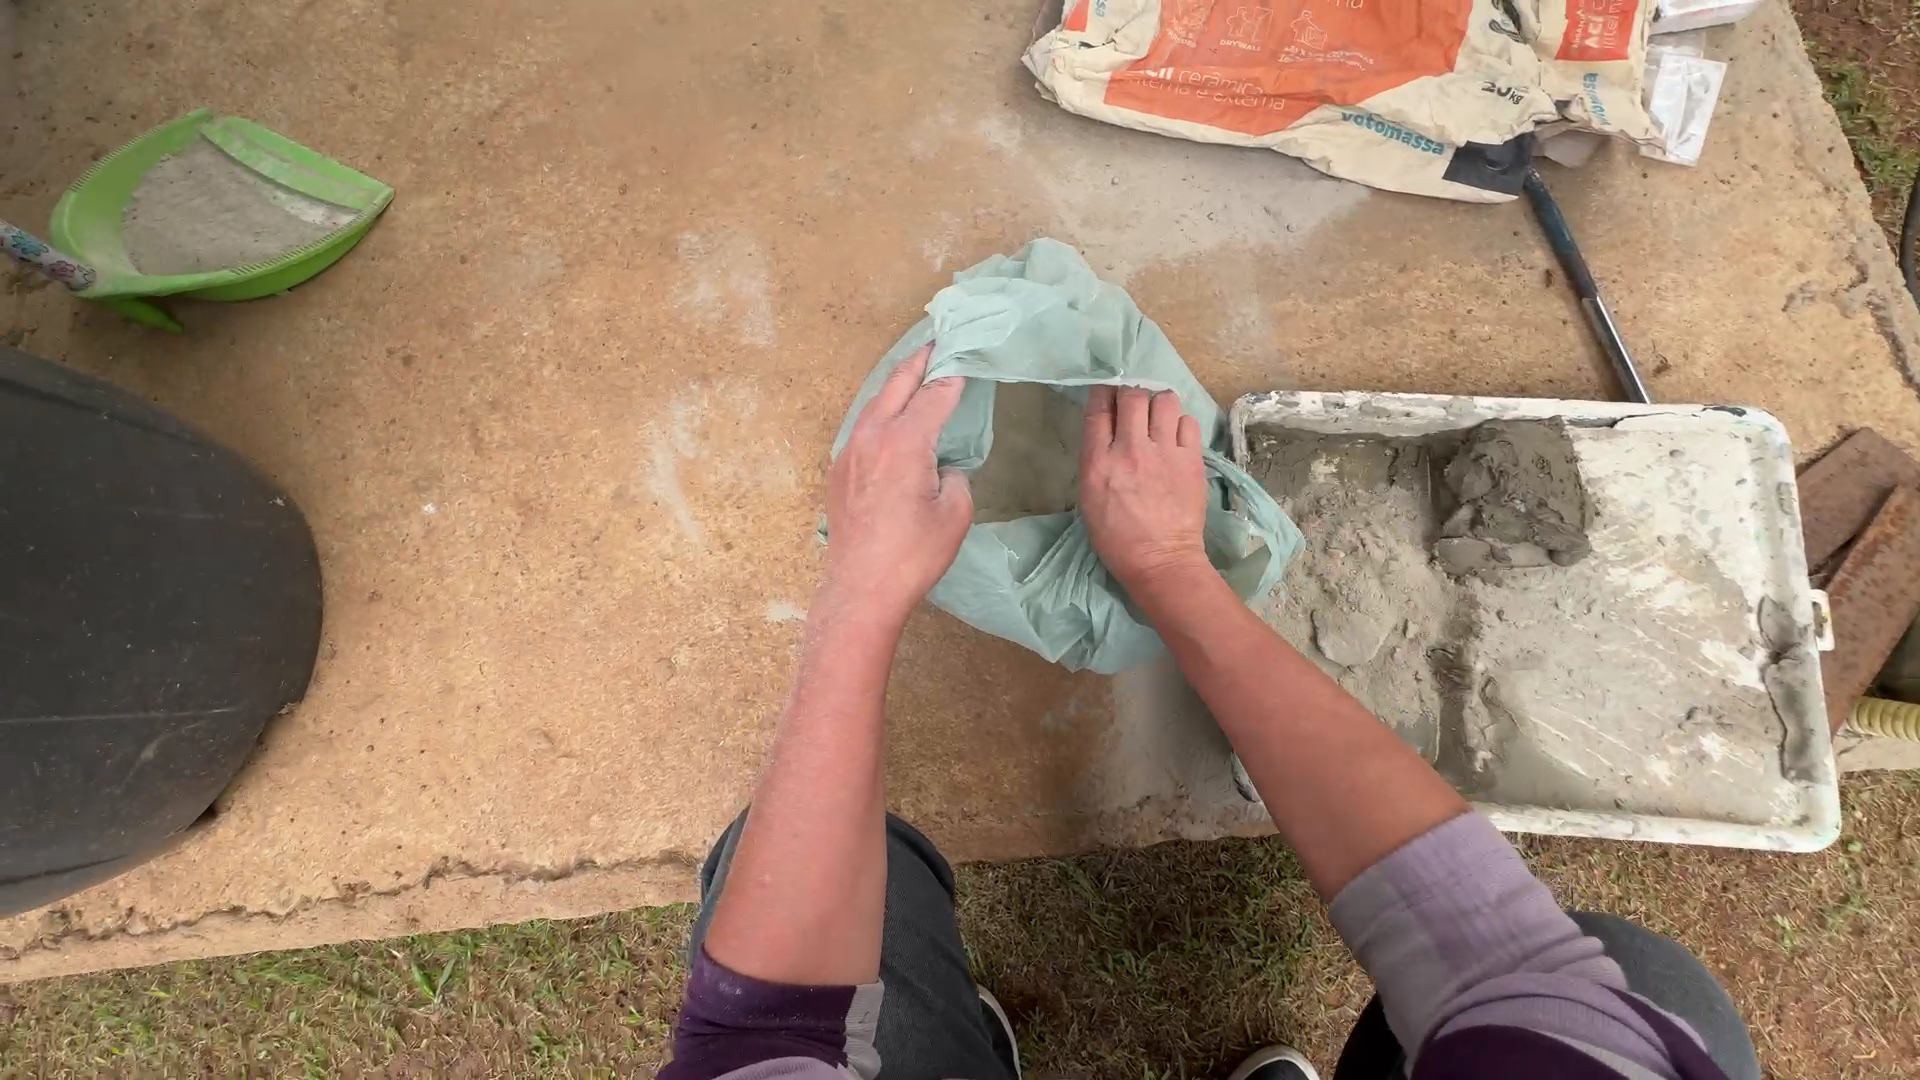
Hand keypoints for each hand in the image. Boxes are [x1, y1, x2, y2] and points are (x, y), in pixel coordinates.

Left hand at [825, 345, 971, 623]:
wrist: (861, 589)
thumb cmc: (914, 554)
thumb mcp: (954, 514)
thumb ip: (955, 476)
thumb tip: (942, 468)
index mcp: (904, 442)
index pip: (934, 396)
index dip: (953, 377)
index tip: (965, 358)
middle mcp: (871, 437)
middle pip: (896, 385)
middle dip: (918, 362)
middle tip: (936, 343)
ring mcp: (848, 453)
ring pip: (873, 404)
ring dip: (894, 385)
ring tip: (912, 373)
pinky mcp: (837, 472)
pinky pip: (861, 428)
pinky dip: (879, 413)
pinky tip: (888, 419)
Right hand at [1078, 385, 1208, 591]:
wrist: (1160, 560)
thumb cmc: (1116, 537)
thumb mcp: (1089, 498)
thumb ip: (1095, 459)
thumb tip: (1107, 433)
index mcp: (1098, 461)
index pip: (1098, 408)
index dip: (1102, 394)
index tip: (1106, 395)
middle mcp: (1130, 449)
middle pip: (1132, 395)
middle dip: (1130, 394)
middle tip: (1133, 406)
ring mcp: (1164, 452)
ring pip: (1164, 400)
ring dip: (1158, 403)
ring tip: (1157, 418)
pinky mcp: (1191, 459)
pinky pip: (1187, 421)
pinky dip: (1180, 423)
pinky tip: (1175, 438)